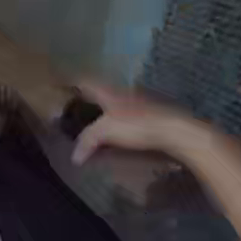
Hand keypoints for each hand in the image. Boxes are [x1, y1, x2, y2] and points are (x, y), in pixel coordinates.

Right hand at [70, 81, 239, 172]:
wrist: (176, 132)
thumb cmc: (137, 125)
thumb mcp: (105, 131)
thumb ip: (87, 141)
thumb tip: (74, 158)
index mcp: (108, 92)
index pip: (85, 82)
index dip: (73, 84)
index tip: (63, 88)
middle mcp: (122, 93)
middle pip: (100, 93)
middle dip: (88, 102)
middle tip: (77, 114)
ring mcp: (138, 104)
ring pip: (115, 105)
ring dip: (105, 115)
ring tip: (96, 129)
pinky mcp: (151, 117)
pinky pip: (128, 118)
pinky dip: (119, 125)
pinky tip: (119, 138)